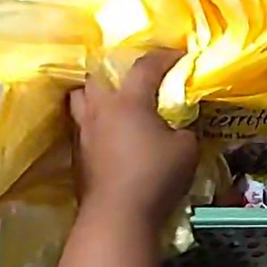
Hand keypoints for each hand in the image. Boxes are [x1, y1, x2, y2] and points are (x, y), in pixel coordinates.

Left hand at [69, 50, 198, 229]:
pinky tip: (112, 133)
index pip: (144, 67)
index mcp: (128, 101)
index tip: (180, 54)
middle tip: (135, 79)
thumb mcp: (187, 148)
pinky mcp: (79, 152)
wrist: (120, 212)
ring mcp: (83, 130)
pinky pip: (84, 125)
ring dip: (98, 95)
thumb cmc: (157, 174)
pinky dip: (97, 122)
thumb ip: (184, 129)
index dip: (164, 57)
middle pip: (99, 76)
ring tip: (116, 103)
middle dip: (117, 72)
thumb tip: (179, 126)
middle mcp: (99, 109)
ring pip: (82, 98)